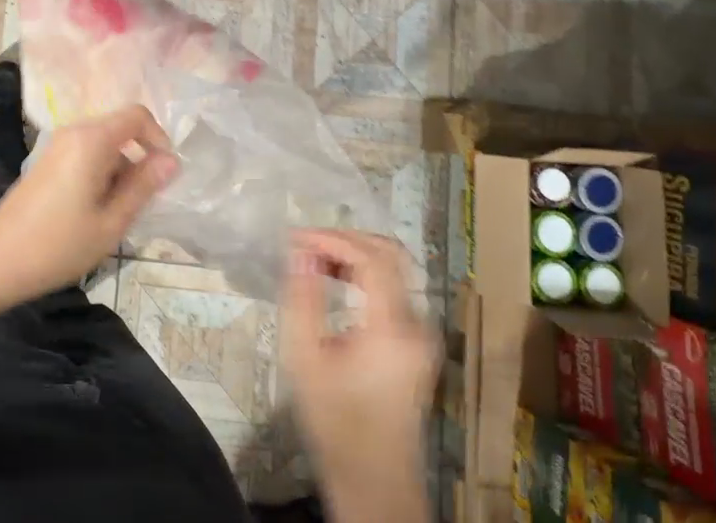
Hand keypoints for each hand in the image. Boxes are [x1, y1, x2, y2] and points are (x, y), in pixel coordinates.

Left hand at [0, 105, 175, 318]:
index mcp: (90, 140)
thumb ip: (143, 187)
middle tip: (140, 205)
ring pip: (104, 147)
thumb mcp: (111, 222)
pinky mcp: (46, 163)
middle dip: (138, 161)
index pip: (137, 115)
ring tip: (114, 217)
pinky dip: (100, 177)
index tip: (165, 175)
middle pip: (120, 131)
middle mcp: (72, 133)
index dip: (159, 139)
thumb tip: (172, 160)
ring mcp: (56, 147)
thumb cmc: (59, 245)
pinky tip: (94, 214)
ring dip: (119, 173)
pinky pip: (85, 157)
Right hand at [280, 230, 439, 520]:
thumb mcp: (305, 358)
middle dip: (345, 239)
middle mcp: (416, 323)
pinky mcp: (415, 342)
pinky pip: (392, 289)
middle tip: (303, 242)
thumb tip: (299, 251)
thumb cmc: (334, 420)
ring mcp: (421, 333)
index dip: (333, 239)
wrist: (374, 476)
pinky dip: (363, 274)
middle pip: (390, 255)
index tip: (294, 238)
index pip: (372, 258)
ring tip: (311, 257)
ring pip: (393, 268)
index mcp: (392, 327)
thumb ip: (302, 299)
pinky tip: (332, 279)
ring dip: (353, 253)